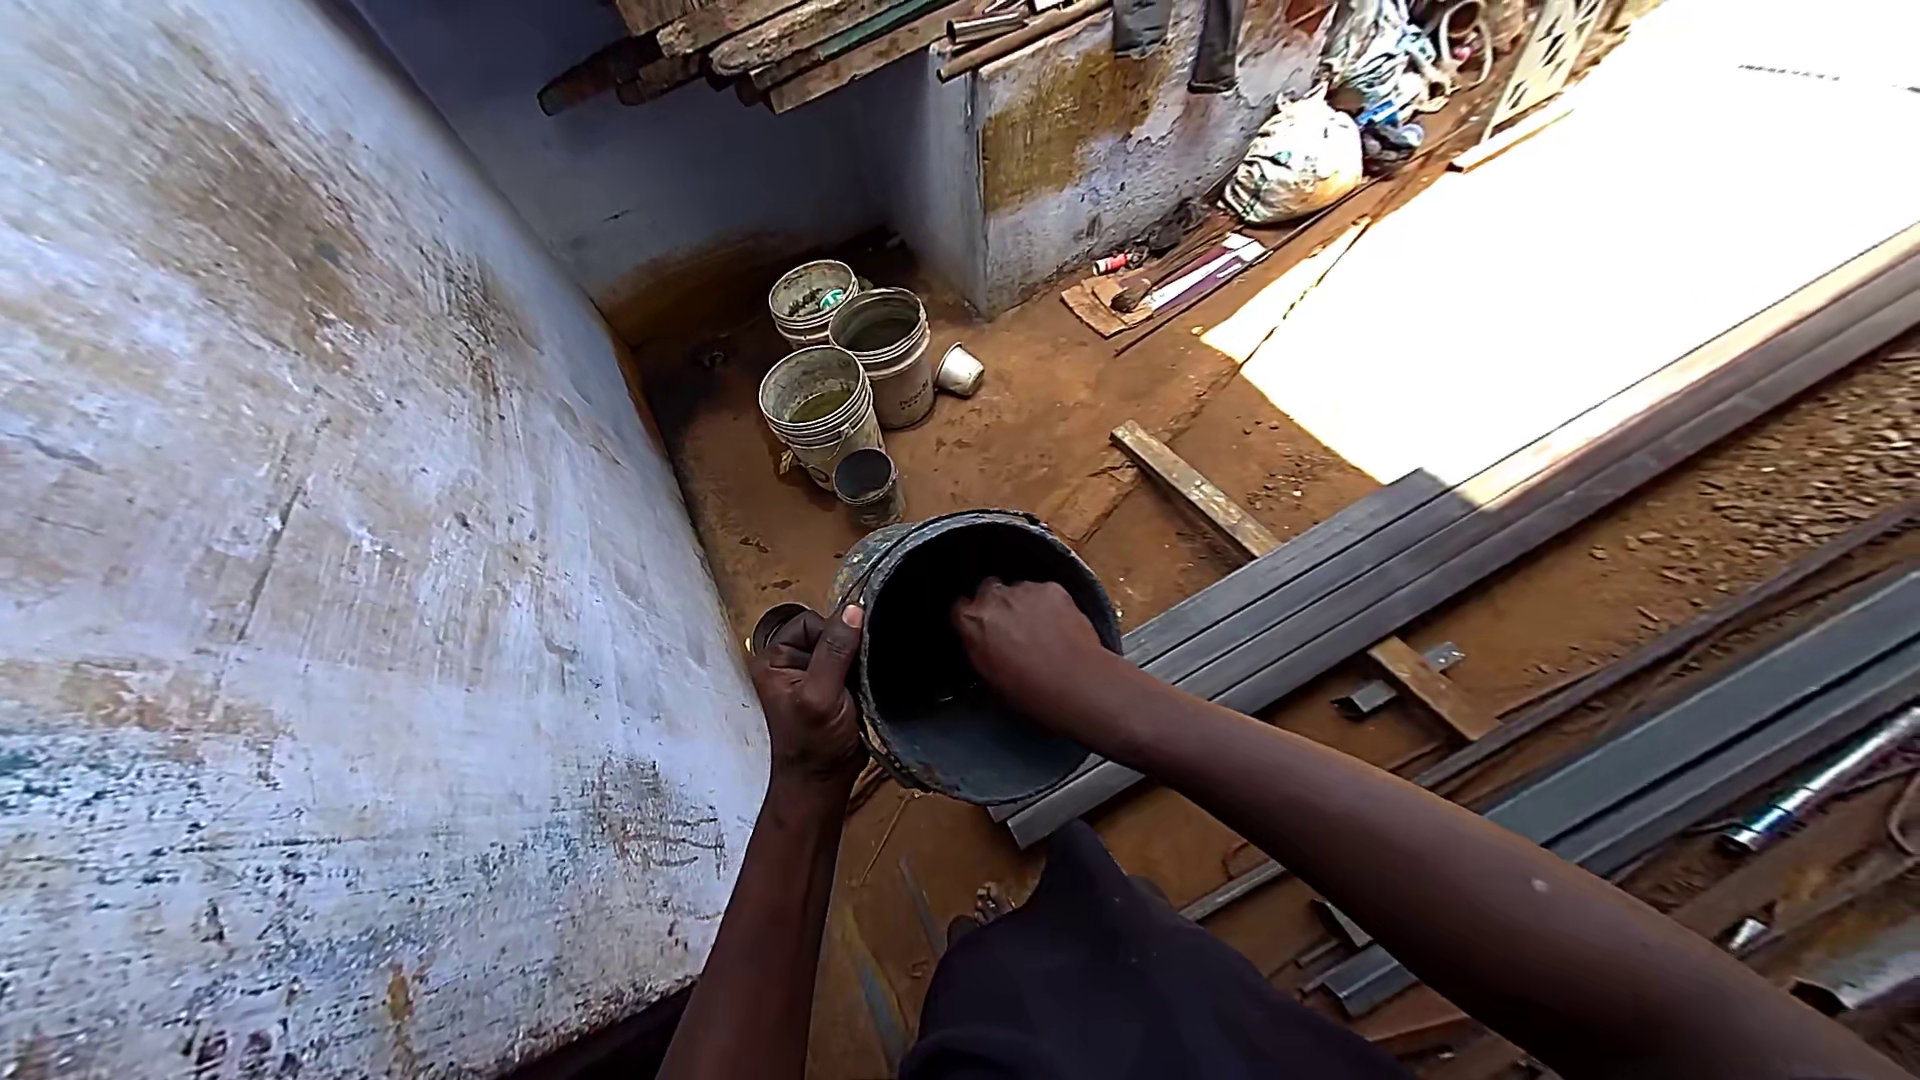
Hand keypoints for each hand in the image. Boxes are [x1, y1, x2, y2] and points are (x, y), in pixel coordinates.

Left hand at [750, 606, 867, 790]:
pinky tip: (863, 687)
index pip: (811, 621)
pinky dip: (863, 670)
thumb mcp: (821, 694)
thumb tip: (854, 610)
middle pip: (830, 630)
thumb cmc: (814, 744)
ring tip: (856, 685)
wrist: (825, 780)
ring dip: (858, 660)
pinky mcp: (835, 682)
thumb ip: (835, 651)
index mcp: (775, 657)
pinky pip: (855, 660)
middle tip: (850, 678)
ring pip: (846, 644)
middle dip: (847, 649)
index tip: (843, 662)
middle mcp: (791, 660)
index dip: (832, 635)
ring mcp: (814, 671)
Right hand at [950, 578, 1120, 731]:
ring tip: (1042, 629)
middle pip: (989, 590)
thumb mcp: (987, 672)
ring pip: (1019, 589)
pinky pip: (1045, 591)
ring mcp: (1024, 589)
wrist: (1071, 681)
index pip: (960, 608)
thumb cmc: (1028, 688)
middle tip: (1013, 627)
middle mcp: (994, 597)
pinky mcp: (1052, 588)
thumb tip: (982, 640)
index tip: (981, 628)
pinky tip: (1059, 624)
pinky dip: (1050, 603)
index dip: (972, 618)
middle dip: (998, 604)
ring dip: (1025, 603)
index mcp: (972, 620)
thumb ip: (978, 646)